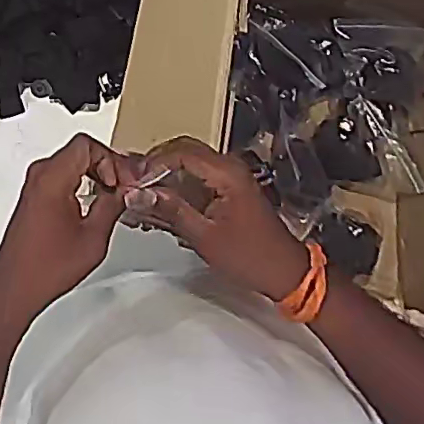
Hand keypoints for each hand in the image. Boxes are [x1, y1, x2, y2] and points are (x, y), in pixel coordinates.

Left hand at [0, 133, 127, 324]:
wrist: (17, 284)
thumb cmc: (45, 266)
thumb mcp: (93, 237)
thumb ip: (112, 206)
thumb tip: (124, 191)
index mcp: (52, 178)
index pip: (86, 145)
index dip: (111, 159)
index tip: (123, 181)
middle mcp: (40, 174)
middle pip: (80, 150)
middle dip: (106, 166)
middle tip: (123, 186)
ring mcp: (35, 183)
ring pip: (71, 160)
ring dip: (95, 173)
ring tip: (113, 196)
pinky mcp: (35, 193)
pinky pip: (62, 173)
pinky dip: (81, 181)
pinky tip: (95, 202)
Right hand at [137, 136, 309, 299]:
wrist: (286, 274)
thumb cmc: (254, 258)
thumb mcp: (205, 237)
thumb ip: (171, 210)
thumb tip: (141, 195)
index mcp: (227, 173)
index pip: (181, 152)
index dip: (154, 164)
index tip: (137, 180)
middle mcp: (229, 167)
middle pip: (182, 150)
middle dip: (156, 165)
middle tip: (138, 183)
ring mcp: (229, 175)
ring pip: (187, 160)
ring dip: (165, 173)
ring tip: (147, 193)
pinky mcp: (227, 185)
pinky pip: (195, 173)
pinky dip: (176, 182)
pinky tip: (163, 201)